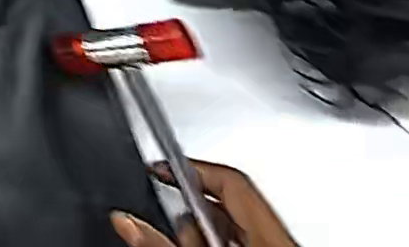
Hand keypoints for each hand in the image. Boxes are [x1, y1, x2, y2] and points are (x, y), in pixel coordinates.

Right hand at [110, 162, 296, 246]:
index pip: (228, 179)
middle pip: (230, 207)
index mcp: (272, 238)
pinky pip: (250, 246)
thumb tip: (125, 221)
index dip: (189, 169)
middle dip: (194, 216)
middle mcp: (283, 244)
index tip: (160, 171)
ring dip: (207, 237)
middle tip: (175, 232)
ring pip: (239, 232)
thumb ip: (162, 245)